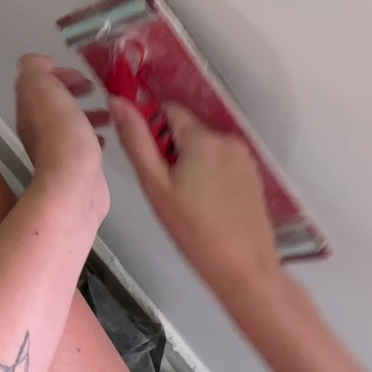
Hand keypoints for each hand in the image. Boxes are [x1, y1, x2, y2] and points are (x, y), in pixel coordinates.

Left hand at [15, 55, 109, 220]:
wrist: (72, 181)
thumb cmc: (61, 130)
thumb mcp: (41, 86)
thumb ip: (35, 68)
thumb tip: (42, 63)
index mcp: (28, 103)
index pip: (39, 79)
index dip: (60, 73)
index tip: (82, 77)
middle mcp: (35, 123)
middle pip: (54, 99)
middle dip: (74, 90)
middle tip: (94, 90)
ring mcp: (52, 144)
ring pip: (68, 119)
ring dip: (86, 111)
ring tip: (108, 113)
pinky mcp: (71, 163)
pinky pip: (80, 141)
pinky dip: (91, 133)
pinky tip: (105, 137)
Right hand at [108, 99, 280, 297]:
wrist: (246, 271)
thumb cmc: (193, 229)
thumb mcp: (154, 184)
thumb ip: (135, 139)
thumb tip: (117, 100)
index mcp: (202, 138)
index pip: (167, 109)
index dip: (150, 126)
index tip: (147, 155)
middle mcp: (227, 139)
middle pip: (185, 129)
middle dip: (170, 146)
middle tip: (164, 183)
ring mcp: (244, 158)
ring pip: (202, 145)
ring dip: (189, 159)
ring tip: (185, 196)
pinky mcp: (254, 175)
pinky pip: (220, 160)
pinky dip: (208, 171)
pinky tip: (205, 202)